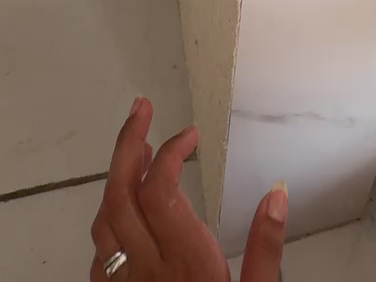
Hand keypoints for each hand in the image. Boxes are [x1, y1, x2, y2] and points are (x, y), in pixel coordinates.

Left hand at [90, 97, 286, 281]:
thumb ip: (266, 249)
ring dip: (115, 177)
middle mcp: (147, 274)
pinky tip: (124, 212)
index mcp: (185, 265)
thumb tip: (276, 194)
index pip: (162, 189)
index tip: (190, 135)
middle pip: (119, 195)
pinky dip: (108, 220)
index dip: (171, 150)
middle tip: (141, 109)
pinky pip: (98, 257)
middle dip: (128, 143)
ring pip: (102, 222)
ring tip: (137, 149)